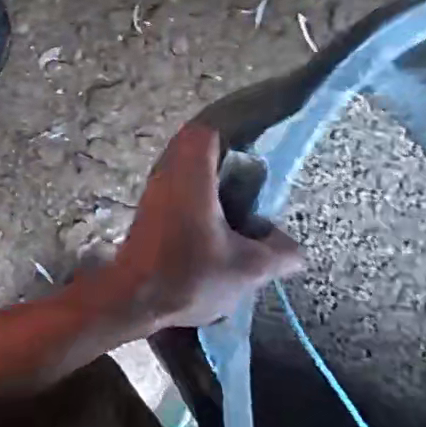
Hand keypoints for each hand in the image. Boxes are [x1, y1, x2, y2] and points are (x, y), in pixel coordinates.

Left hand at [104, 122, 302, 331]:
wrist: (132, 297)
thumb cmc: (188, 276)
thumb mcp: (247, 268)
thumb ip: (279, 253)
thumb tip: (293, 247)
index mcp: (191, 176)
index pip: (206, 131)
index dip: (233, 129)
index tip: (259, 141)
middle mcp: (167, 175)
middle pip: (195, 145)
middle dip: (226, 154)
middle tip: (255, 173)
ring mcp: (154, 191)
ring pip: (184, 166)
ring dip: (211, 175)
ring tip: (242, 198)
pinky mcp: (149, 209)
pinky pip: (177, 185)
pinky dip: (198, 191)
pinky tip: (219, 218)